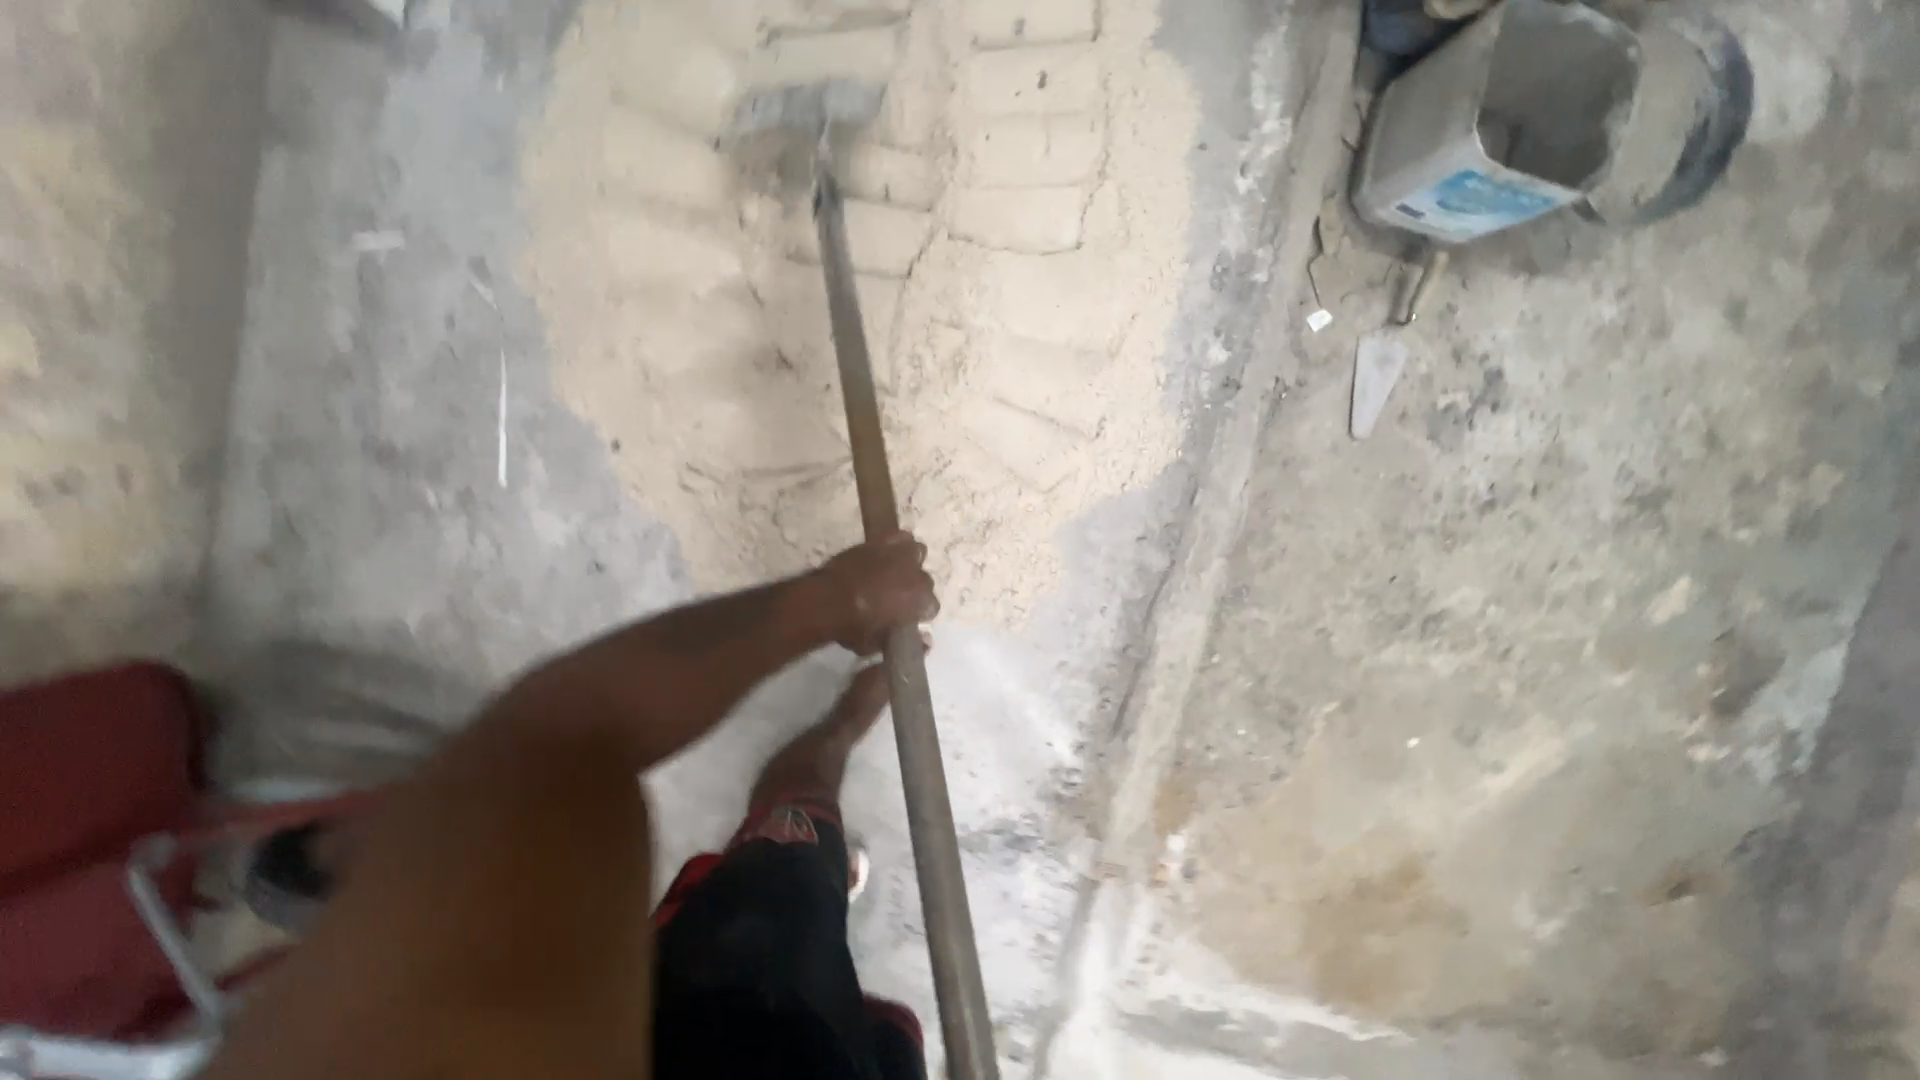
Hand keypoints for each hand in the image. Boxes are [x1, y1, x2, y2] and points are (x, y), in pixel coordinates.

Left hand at [815, 531, 938, 654]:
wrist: (825, 600)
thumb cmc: (851, 627)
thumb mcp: (876, 645)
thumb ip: (903, 639)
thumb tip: (927, 641)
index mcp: (919, 601)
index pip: (931, 607)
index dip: (918, 612)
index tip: (906, 616)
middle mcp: (916, 576)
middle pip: (925, 581)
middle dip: (914, 588)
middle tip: (896, 595)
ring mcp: (900, 555)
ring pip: (917, 553)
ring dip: (909, 562)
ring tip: (893, 571)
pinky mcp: (882, 541)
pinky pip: (900, 536)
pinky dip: (897, 544)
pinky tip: (886, 553)